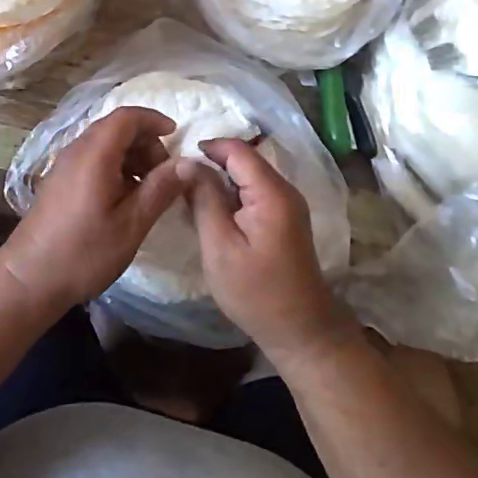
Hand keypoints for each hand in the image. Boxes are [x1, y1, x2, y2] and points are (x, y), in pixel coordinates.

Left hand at [0, 106, 186, 311]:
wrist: (28, 280)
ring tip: (149, 187)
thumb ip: (161, 188)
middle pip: (116, 127)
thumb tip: (189, 162)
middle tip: (165, 171)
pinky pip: (93, 158)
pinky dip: (116, 165)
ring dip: (132, 154)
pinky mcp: (60, 180)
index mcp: (95, 154)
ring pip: (105, 142)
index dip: (154, 119)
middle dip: (146, 141)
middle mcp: (77, 150)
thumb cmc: (84, 252)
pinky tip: (126, 196)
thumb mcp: (132, 223)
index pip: (127, 116)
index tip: (176, 136)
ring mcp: (65, 165)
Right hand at [186, 139, 356, 361]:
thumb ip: (204, 199)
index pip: (238, 150)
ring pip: (250, 176)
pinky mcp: (287, 218)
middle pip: (246, 160)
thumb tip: (187, 163)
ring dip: (222, 180)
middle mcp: (285, 189)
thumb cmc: (256, 292)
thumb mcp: (220, 246)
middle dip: (213, 162)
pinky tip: (215, 212)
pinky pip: (256, 192)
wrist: (300, 329)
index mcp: (271, 192)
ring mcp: (289, 204)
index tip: (178, 159)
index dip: (209, 147)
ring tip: (191, 195)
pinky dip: (234, 194)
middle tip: (179, 179)